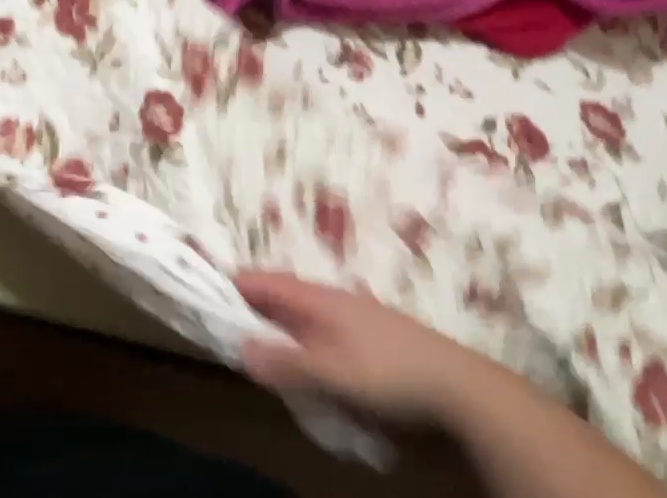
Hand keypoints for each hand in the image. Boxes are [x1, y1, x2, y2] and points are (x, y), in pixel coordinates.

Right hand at [235, 272, 495, 422]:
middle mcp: (333, 297)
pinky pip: (321, 327)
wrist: (462, 387)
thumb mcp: (331, 373)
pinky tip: (304, 357)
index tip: (205, 291)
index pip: (264, 280)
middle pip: (281, 293)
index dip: (234, 283)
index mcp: (318, 297)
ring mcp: (354, 314)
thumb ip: (285, 363)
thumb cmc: (389, 373)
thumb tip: (239, 350)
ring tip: (259, 343)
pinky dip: (301, 335)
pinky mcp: (371, 334)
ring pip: (303, 311)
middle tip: (225, 322)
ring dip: (277, 323)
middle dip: (252, 305)